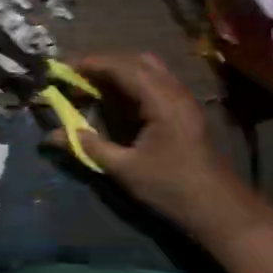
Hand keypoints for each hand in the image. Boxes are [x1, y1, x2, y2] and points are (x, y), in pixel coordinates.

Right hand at [52, 53, 243, 228]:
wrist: (219, 210)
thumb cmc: (172, 188)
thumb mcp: (124, 169)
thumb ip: (88, 147)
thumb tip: (52, 135)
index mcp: (161, 101)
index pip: (123, 68)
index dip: (92, 64)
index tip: (64, 67)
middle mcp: (175, 92)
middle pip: (136, 61)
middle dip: (104, 64)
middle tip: (76, 75)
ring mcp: (183, 100)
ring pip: (148, 69)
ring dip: (119, 72)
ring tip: (93, 85)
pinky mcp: (185, 111)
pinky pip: (155, 83)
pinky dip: (132, 83)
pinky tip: (116, 100)